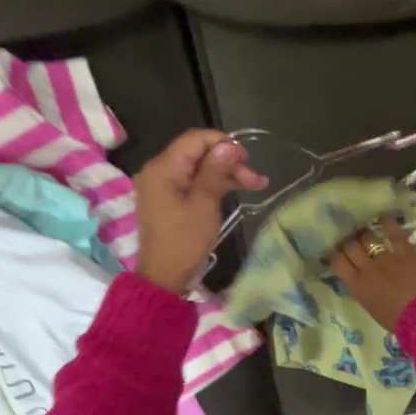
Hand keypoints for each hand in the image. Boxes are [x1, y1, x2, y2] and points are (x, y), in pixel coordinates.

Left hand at [132, 130, 267, 294]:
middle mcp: (159, 170)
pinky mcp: (169, 199)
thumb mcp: (204, 204)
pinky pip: (193, 182)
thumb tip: (229, 146)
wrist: (164, 275)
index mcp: (163, 168)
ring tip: (256, 184)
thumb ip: (215, 171)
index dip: (223, 143)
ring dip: (226, 173)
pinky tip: (237, 190)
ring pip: (198, 168)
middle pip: (198, 153)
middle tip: (256, 179)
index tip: (248, 159)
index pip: (195, 139)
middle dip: (228, 161)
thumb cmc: (185, 240)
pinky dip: (214, 184)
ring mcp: (163, 185)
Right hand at [327, 216, 415, 332]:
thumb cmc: (395, 319)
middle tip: (351, 236)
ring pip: (368, 236)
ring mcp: (385, 257)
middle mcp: (366, 267)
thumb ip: (361, 288)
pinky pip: (393, 232)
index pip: (336, 261)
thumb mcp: (369, 306)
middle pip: (350, 245)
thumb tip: (358, 277)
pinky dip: (388, 222)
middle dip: (348, 239)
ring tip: (365, 229)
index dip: (335, 252)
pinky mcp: (405, 251)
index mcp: (356, 285)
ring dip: (365, 232)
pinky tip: (382, 215)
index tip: (337, 248)